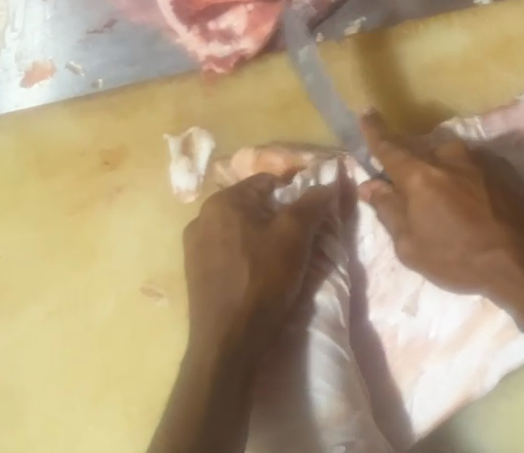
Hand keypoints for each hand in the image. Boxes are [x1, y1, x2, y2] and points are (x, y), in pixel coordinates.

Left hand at [182, 173, 336, 348]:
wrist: (229, 342)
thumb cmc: (263, 278)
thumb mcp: (296, 233)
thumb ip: (314, 200)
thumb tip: (329, 182)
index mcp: (223, 201)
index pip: (270, 181)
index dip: (296, 194)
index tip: (313, 215)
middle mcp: (202, 218)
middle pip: (255, 205)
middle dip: (280, 217)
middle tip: (302, 238)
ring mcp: (194, 248)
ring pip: (243, 229)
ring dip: (265, 237)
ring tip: (284, 259)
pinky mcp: (195, 273)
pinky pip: (230, 251)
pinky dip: (249, 255)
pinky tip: (262, 274)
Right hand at [359, 113, 523, 310]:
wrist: (522, 256)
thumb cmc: (459, 257)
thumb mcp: (411, 246)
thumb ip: (389, 210)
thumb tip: (370, 185)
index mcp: (420, 174)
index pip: (389, 147)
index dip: (375, 132)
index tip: (367, 113)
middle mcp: (448, 154)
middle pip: (420, 153)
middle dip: (411, 167)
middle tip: (411, 192)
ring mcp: (478, 156)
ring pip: (447, 158)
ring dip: (441, 173)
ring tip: (447, 205)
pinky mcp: (501, 163)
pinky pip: (471, 165)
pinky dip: (464, 177)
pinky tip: (471, 202)